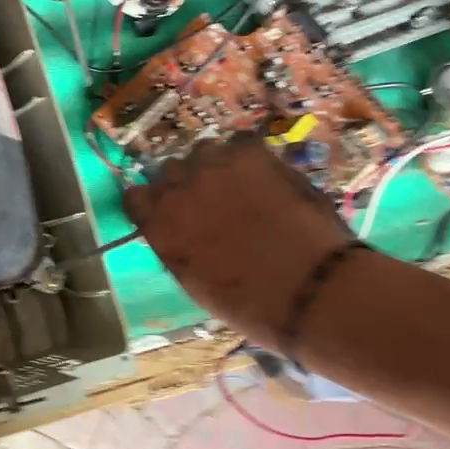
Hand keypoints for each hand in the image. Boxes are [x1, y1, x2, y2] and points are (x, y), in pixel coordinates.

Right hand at [124, 133, 361, 350]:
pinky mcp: (250, 153)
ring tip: (243, 185)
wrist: (313, 291)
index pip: (136, 196)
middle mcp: (176, 190)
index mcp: (158, 225)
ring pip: (204, 151)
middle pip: (170, 170)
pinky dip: (251, 157)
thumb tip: (182, 230)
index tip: (173, 212)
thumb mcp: (194, 280)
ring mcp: (211, 167)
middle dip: (188, 183)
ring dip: (217, 166)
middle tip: (215, 201)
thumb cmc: (252, 304)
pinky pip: (241, 143)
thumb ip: (177, 244)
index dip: (156, 202)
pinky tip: (268, 176)